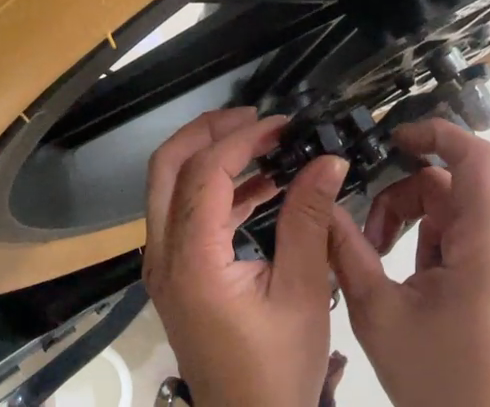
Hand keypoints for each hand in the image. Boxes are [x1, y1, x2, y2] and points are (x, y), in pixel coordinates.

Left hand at [144, 107, 351, 406]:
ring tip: (263, 145)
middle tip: (255, 119)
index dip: (243, 140)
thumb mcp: (303, 294)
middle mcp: (163, 255)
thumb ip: (308, 220)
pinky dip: (214, 190)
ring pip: (169, 185)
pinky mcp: (174, 274)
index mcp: (192, 260)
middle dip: (208, 132)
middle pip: (167, 166)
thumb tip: (327, 160)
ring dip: (210, 157)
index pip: (205, 172)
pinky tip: (260, 186)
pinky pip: (183, 213)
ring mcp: (163, 265)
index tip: (281, 126)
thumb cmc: (278, 369)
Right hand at [326, 119, 489, 406]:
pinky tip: (416, 290)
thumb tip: (320, 199)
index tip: (395, 139)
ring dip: (416, 227)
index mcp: (487, 249)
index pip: (479, 159)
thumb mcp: (379, 315)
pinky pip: (473, 244)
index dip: (438, 132)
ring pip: (459, 217)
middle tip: (368, 241)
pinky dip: (437, 249)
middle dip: (402, 201)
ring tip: (387, 272)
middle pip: (452, 190)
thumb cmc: (440, 386)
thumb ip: (345, 250)